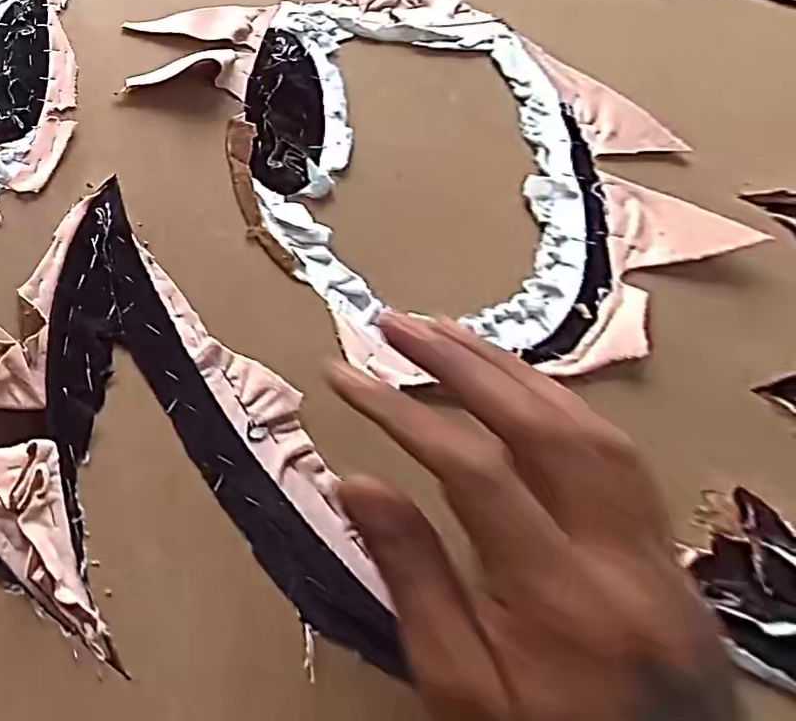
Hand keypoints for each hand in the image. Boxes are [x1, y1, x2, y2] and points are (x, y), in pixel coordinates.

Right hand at [327, 313, 735, 720]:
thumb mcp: (453, 680)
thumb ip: (411, 577)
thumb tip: (356, 482)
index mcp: (565, 601)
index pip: (475, 471)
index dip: (399, 411)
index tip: (339, 375)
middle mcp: (628, 568)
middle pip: (553, 434)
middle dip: (464, 366)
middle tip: (395, 323)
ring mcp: (659, 562)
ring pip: (598, 438)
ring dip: (513, 373)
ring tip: (443, 332)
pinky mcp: (664, 564)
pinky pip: (616, 461)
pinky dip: (555, 405)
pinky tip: (509, 385)